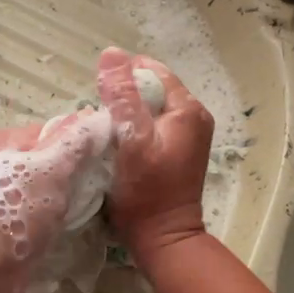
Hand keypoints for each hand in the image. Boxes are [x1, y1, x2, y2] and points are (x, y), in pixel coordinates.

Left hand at [0, 111, 106, 292]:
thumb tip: (101, 116)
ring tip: (96, 210)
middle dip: (85, 174)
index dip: (89, 141)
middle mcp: (10, 164)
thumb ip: (76, 140)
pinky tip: (79, 229)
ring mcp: (13, 197)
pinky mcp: (18, 225)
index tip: (112, 159)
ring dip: (78, 201)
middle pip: (61, 161)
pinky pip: (51, 215)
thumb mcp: (50, 167)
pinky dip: (66, 221)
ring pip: (58, 190)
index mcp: (12, 141)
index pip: (62, 130)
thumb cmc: (14, 212)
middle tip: (107, 188)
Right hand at [97, 47, 213, 261]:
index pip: (151, 72)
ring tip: (106, 134)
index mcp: (188, 109)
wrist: (163, 238)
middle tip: (100, 120)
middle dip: (123, 98)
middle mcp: (194, 118)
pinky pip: (151, 128)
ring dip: (125, 116)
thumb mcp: (131, 140)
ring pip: (148, 109)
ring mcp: (188, 137)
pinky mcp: (177, 153)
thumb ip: (122, 96)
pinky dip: (132, 131)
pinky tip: (117, 147)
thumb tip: (110, 53)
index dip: (122, 78)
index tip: (99, 98)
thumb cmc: (147, 192)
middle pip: (150, 90)